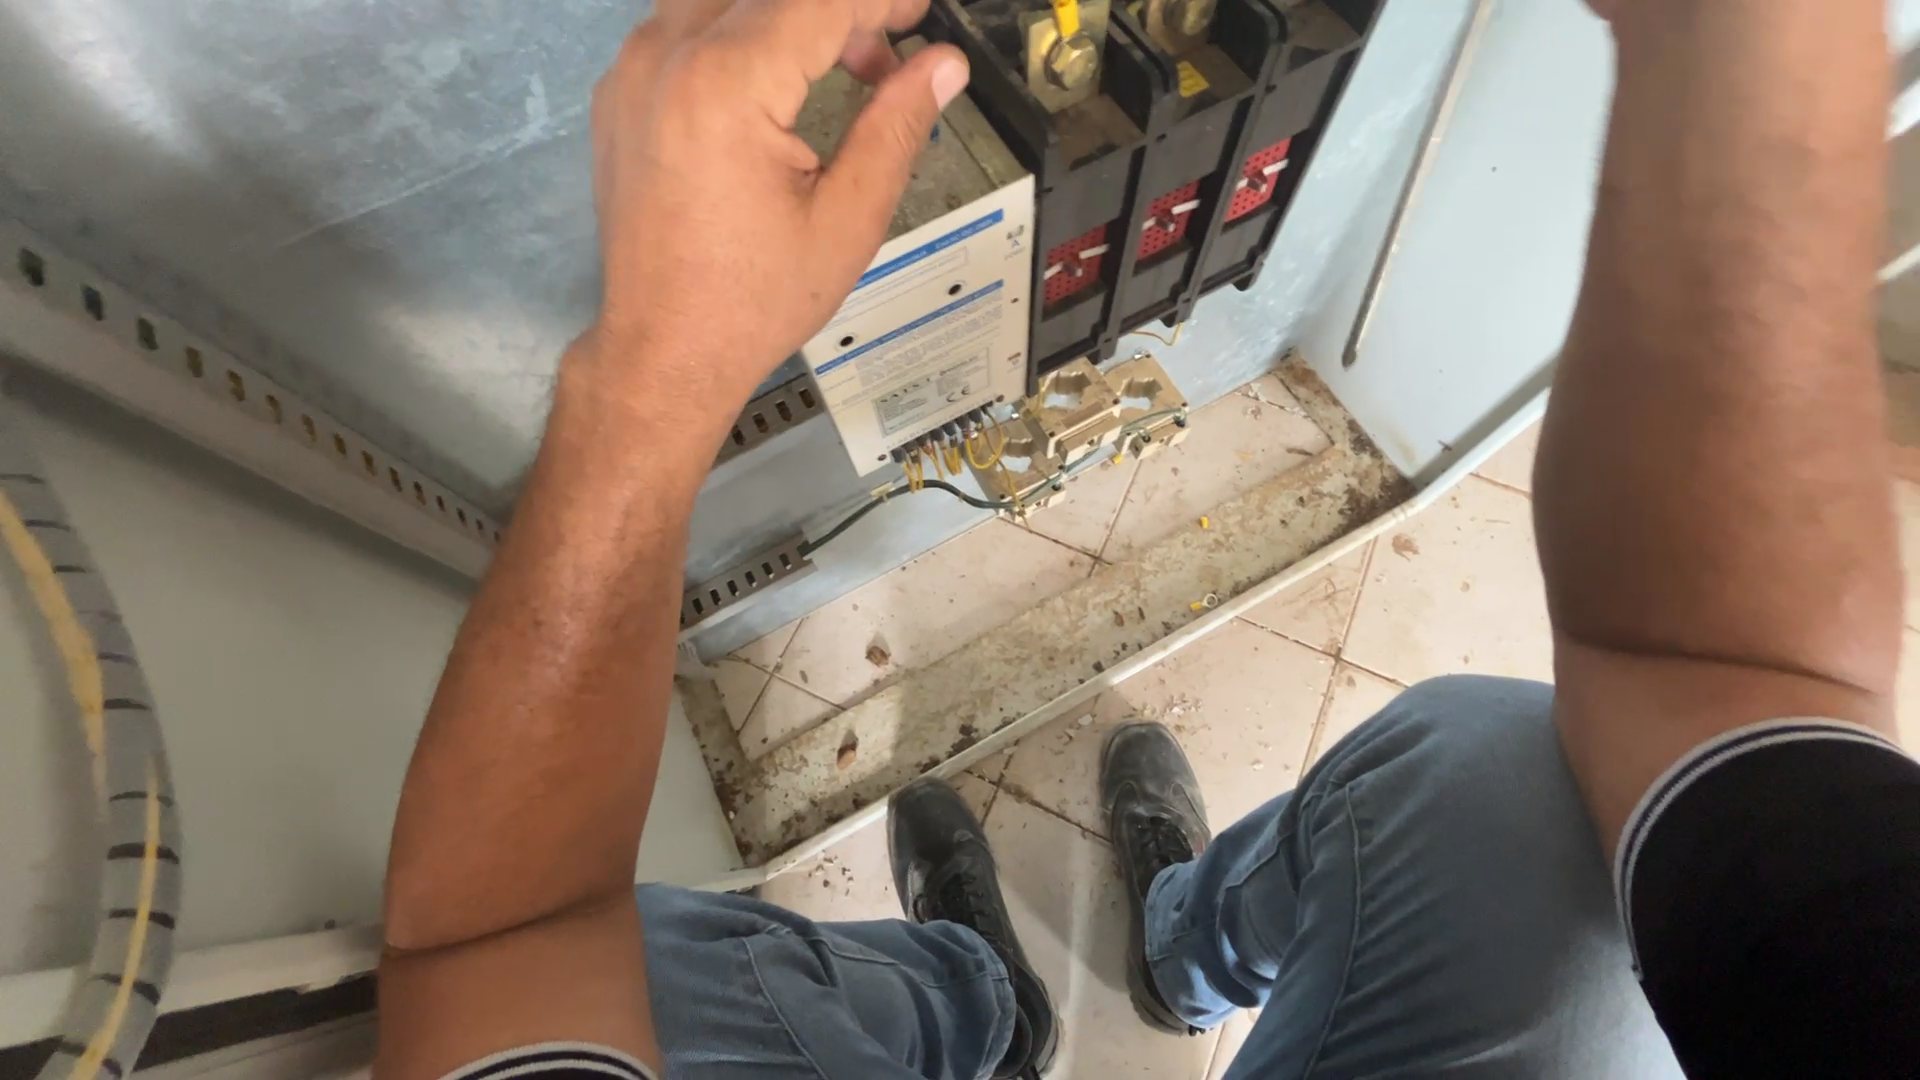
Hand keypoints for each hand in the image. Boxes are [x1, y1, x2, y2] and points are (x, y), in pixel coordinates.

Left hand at [586, 0, 969, 415]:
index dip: (882, 1)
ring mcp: (632, 69)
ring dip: (790, 17)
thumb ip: (896, 131)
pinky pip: (686, 27)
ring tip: (838, 72)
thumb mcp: (847, 223)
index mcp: (726, 85)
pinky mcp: (620, 93)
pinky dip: (743, 36)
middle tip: (887, 57)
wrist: (667, 349)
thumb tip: (943, 67)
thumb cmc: (756, 302)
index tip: (921, 15)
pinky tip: (775, 91)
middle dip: (840, 9)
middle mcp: (666, 54)